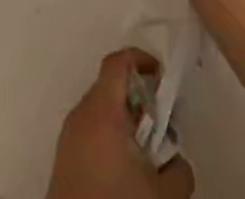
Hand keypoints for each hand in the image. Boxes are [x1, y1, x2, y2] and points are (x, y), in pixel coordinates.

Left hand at [48, 48, 194, 198]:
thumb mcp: (165, 193)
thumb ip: (179, 168)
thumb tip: (175, 156)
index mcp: (103, 112)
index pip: (116, 64)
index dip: (140, 59)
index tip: (163, 74)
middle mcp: (81, 113)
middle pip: (110, 87)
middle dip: (140, 98)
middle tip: (166, 122)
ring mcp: (69, 131)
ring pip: (102, 108)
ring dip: (128, 119)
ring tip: (152, 150)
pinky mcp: (66, 150)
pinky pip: (92, 126)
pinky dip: (113, 133)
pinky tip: (130, 165)